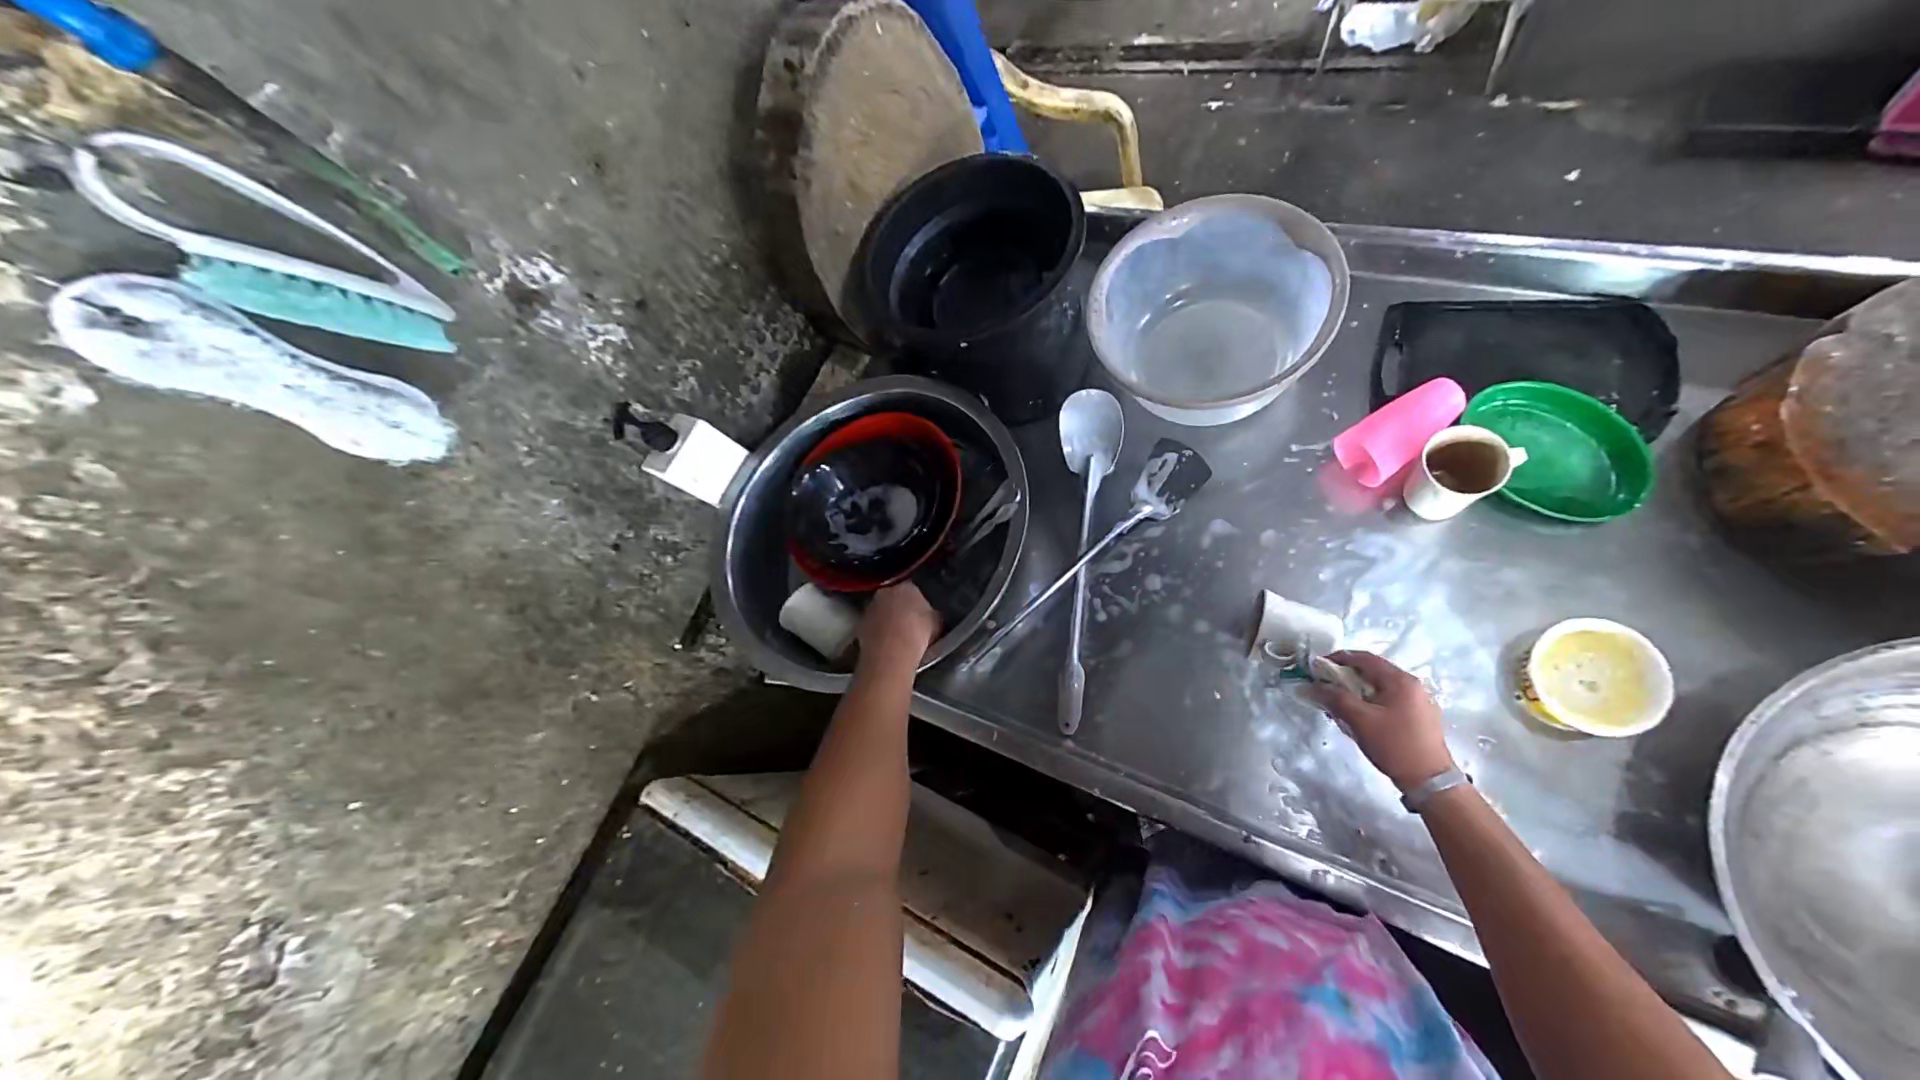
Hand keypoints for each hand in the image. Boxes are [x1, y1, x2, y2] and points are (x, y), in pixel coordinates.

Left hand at [857, 583, 939, 664]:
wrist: (891, 653)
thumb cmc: (918, 633)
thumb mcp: (936, 622)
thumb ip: (933, 614)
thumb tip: (932, 615)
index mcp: (907, 586)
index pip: (914, 588)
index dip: (919, 601)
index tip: (923, 612)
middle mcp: (885, 592)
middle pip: (894, 597)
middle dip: (900, 607)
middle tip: (910, 622)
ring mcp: (870, 608)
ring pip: (881, 611)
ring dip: (887, 619)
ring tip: (897, 636)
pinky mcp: (860, 626)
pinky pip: (872, 626)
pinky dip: (878, 633)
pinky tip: (886, 645)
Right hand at [1308, 650, 1455, 792]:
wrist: (1430, 780)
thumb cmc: (1394, 745)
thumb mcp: (1359, 720)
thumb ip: (1335, 697)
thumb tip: (1313, 685)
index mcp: (1400, 680)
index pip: (1364, 658)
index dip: (1337, 659)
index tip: (1317, 668)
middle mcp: (1412, 685)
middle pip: (1372, 671)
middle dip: (1345, 676)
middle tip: (1325, 687)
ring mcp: (1418, 700)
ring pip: (1379, 686)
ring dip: (1356, 690)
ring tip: (1338, 703)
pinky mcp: (1418, 715)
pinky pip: (1388, 699)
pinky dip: (1369, 701)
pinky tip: (1359, 716)